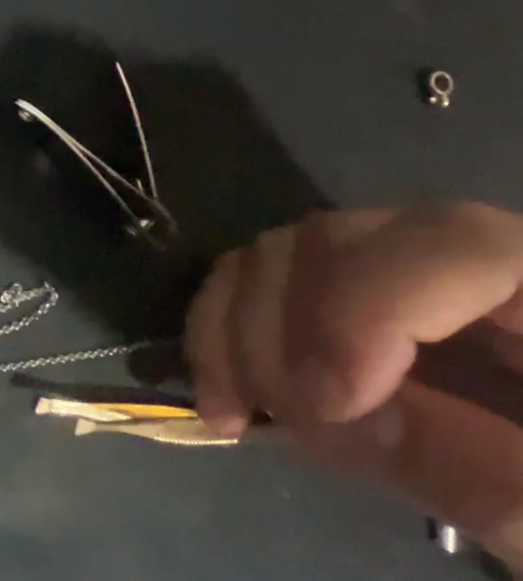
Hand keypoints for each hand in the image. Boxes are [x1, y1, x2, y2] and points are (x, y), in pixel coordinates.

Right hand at [185, 204, 522, 563]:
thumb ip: (487, 474)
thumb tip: (339, 417)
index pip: (461, 246)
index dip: (371, 308)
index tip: (330, 408)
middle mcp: (488, 267)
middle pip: (350, 239)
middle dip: (288, 327)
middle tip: (290, 422)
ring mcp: (412, 282)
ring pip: (286, 255)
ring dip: (239, 331)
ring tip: (245, 411)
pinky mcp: (356, 311)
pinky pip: (263, 288)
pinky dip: (227, 336)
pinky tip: (229, 399)